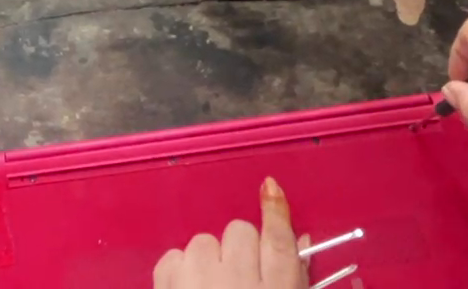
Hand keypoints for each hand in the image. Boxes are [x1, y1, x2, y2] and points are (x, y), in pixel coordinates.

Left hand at [152, 177, 307, 288]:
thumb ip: (294, 280)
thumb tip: (300, 239)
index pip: (280, 242)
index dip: (276, 212)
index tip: (270, 189)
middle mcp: (239, 283)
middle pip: (241, 232)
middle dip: (241, 251)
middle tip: (240, 281)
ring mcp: (200, 280)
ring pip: (206, 241)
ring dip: (209, 262)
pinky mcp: (166, 282)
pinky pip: (175, 255)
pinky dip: (180, 271)